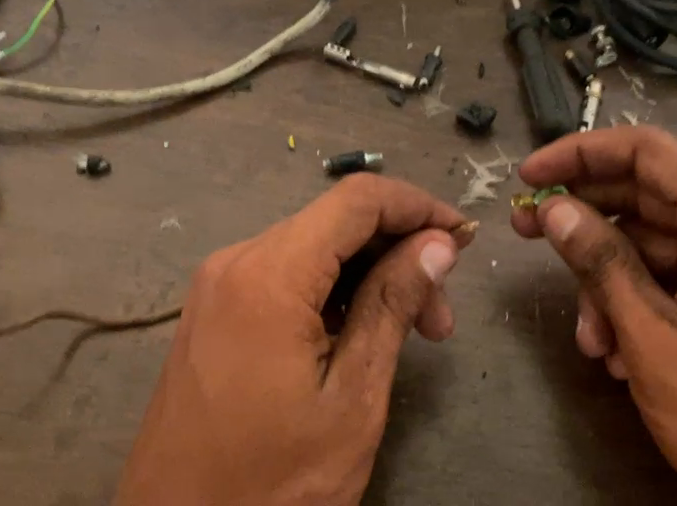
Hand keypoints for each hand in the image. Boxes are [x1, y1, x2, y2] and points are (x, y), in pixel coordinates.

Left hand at [114, 174, 472, 504]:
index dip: (416, 205)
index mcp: (267, 272)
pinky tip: (360, 335)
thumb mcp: (350, 400)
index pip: (356, 199)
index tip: (462, 236)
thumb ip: (391, 307)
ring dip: (368, 275)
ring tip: (415, 333)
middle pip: (334, 223)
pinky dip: (331, 292)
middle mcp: (236, 260)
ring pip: (312, 249)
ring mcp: (218, 286)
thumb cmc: (270, 483)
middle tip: (443, 315)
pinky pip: (284, 276)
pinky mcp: (214, 313)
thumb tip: (436, 243)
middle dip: (398, 251)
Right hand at [512, 127, 676, 505]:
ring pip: (651, 247)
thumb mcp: (657, 341)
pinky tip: (616, 358)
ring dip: (606, 282)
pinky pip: (671, 285)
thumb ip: (601, 264)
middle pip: (644, 196)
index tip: (530, 176)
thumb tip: (555, 207)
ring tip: (588, 339)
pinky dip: (634, 309)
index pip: (646, 152)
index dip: (581, 153)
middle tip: (523, 232)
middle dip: (582, 218)